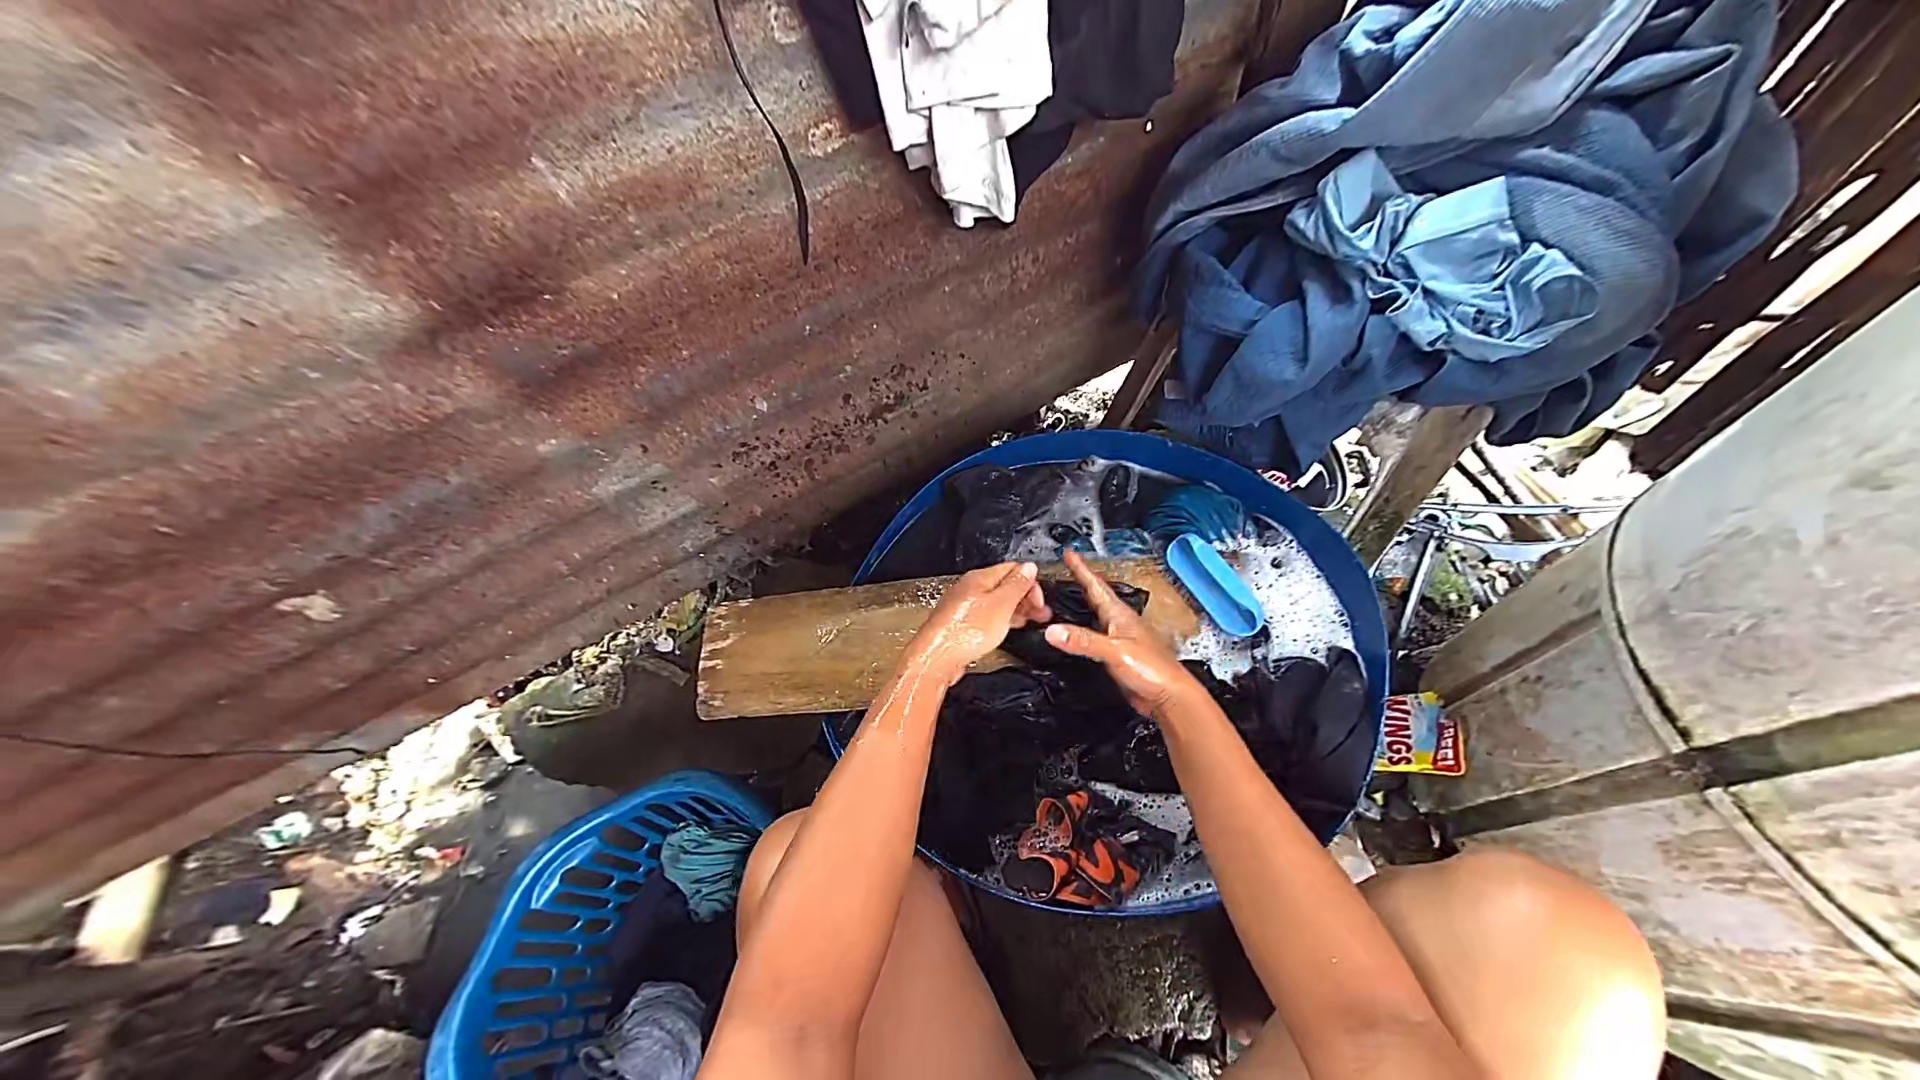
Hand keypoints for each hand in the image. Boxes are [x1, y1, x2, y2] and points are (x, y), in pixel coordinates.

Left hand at [908, 562, 1052, 683]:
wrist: (937, 659)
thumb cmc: (964, 633)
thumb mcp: (1001, 605)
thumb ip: (1017, 585)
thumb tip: (1029, 568)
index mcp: (979, 578)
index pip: (1013, 568)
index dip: (1031, 583)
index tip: (1040, 601)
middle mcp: (970, 589)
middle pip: (1005, 585)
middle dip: (1026, 598)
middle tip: (1041, 613)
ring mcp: (964, 607)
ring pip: (996, 602)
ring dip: (1016, 610)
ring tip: (1031, 622)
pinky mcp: (962, 625)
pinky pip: (987, 617)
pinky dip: (1002, 621)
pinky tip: (1008, 630)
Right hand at [1043, 550, 1204, 717]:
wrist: (1170, 698)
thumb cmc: (1154, 671)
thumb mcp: (1114, 651)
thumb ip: (1083, 641)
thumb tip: (1053, 631)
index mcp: (1120, 615)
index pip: (1096, 586)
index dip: (1082, 569)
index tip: (1070, 554)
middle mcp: (1121, 624)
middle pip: (1097, 597)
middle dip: (1082, 581)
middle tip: (1071, 569)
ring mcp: (1121, 640)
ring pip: (1098, 615)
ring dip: (1085, 603)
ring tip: (1074, 595)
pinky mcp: (1119, 657)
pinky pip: (1096, 636)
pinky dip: (1085, 630)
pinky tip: (1082, 634)